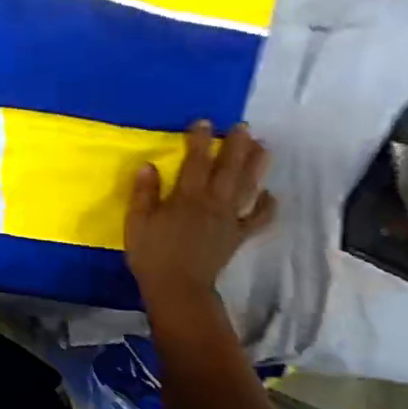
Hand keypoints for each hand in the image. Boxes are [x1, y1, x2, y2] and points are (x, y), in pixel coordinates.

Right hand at [125, 122, 275, 305]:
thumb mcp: (137, 223)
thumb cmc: (151, 254)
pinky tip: (270, 194)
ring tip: (263, 146)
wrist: (177, 287)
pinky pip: (259, 217)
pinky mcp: (239, 235)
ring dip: (257, 164)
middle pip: (229, 168)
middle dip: (237, 145)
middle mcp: (214, 202)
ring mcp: (231, 218)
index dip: (199, 140)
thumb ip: (144, 194)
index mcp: (187, 198)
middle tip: (243, 126)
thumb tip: (149, 166)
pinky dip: (268, 204)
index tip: (203, 122)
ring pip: (249, 186)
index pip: (195, 162)